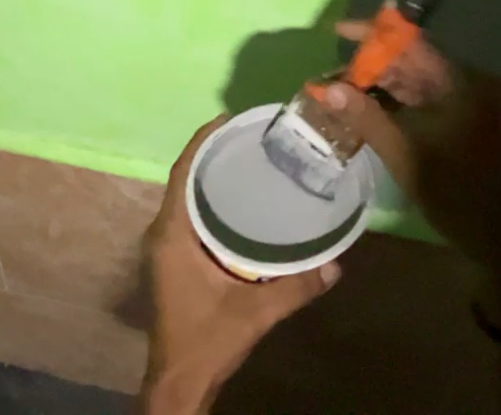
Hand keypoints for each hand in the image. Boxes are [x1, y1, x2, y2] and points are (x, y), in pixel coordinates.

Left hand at [141, 115, 341, 414]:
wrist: (180, 384)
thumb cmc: (207, 341)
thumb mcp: (255, 313)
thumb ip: (296, 287)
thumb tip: (337, 262)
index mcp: (171, 233)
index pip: (182, 171)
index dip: (202, 140)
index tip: (229, 117)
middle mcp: (163, 232)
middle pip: (185, 178)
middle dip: (213, 152)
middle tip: (251, 135)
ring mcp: (167, 247)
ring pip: (186, 196)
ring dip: (211, 176)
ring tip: (250, 158)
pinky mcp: (174, 259)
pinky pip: (190, 214)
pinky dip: (211, 199)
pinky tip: (241, 201)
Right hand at [325, 22, 500, 304]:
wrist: (500, 241)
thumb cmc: (455, 196)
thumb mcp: (404, 155)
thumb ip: (366, 117)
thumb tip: (327, 87)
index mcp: (462, 83)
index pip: (411, 43)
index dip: (374, 34)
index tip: (340, 31)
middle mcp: (470, 83)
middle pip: (413, 60)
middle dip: (371, 64)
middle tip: (334, 73)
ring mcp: (471, 102)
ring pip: (417, 81)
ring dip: (382, 84)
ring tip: (343, 90)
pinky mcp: (467, 120)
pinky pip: (427, 99)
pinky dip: (398, 101)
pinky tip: (368, 107)